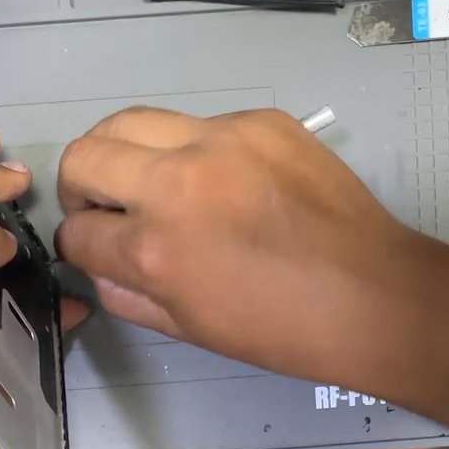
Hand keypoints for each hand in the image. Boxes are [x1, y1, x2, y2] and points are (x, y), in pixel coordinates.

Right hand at [55, 107, 439, 390]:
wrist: (373, 293)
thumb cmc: (277, 328)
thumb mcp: (186, 328)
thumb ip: (125, 293)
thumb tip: (99, 262)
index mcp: (155, 248)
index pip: (76, 231)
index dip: (78, 246)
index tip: (97, 250)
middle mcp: (176, 181)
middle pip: (83, 155)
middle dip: (79, 188)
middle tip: (107, 209)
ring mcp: (220, 139)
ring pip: (127, 120)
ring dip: (120, 154)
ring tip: (147, 181)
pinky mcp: (258, 119)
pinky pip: (192, 123)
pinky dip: (184, 149)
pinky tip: (218, 179)